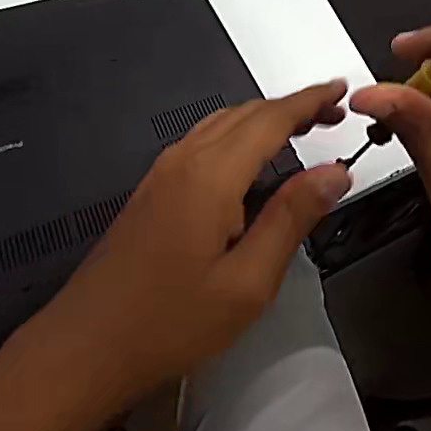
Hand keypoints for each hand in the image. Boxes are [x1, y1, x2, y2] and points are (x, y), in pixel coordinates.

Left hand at [14, 81, 352, 407]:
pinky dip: (236, 136)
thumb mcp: (247, 282)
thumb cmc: (167, 321)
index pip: (270, 119)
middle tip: (331, 112)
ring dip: (263, 119)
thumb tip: (332, 175)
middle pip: (245, 113)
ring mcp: (163, 172)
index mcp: (210, 176)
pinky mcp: (153, 188)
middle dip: (291, 106)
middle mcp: (182, 161)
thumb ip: (292, 218)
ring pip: (221, 124)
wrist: (90, 340)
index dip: (310, 100)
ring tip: (300, 131)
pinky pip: (202, 143)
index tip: (340, 90)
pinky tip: (251, 161)